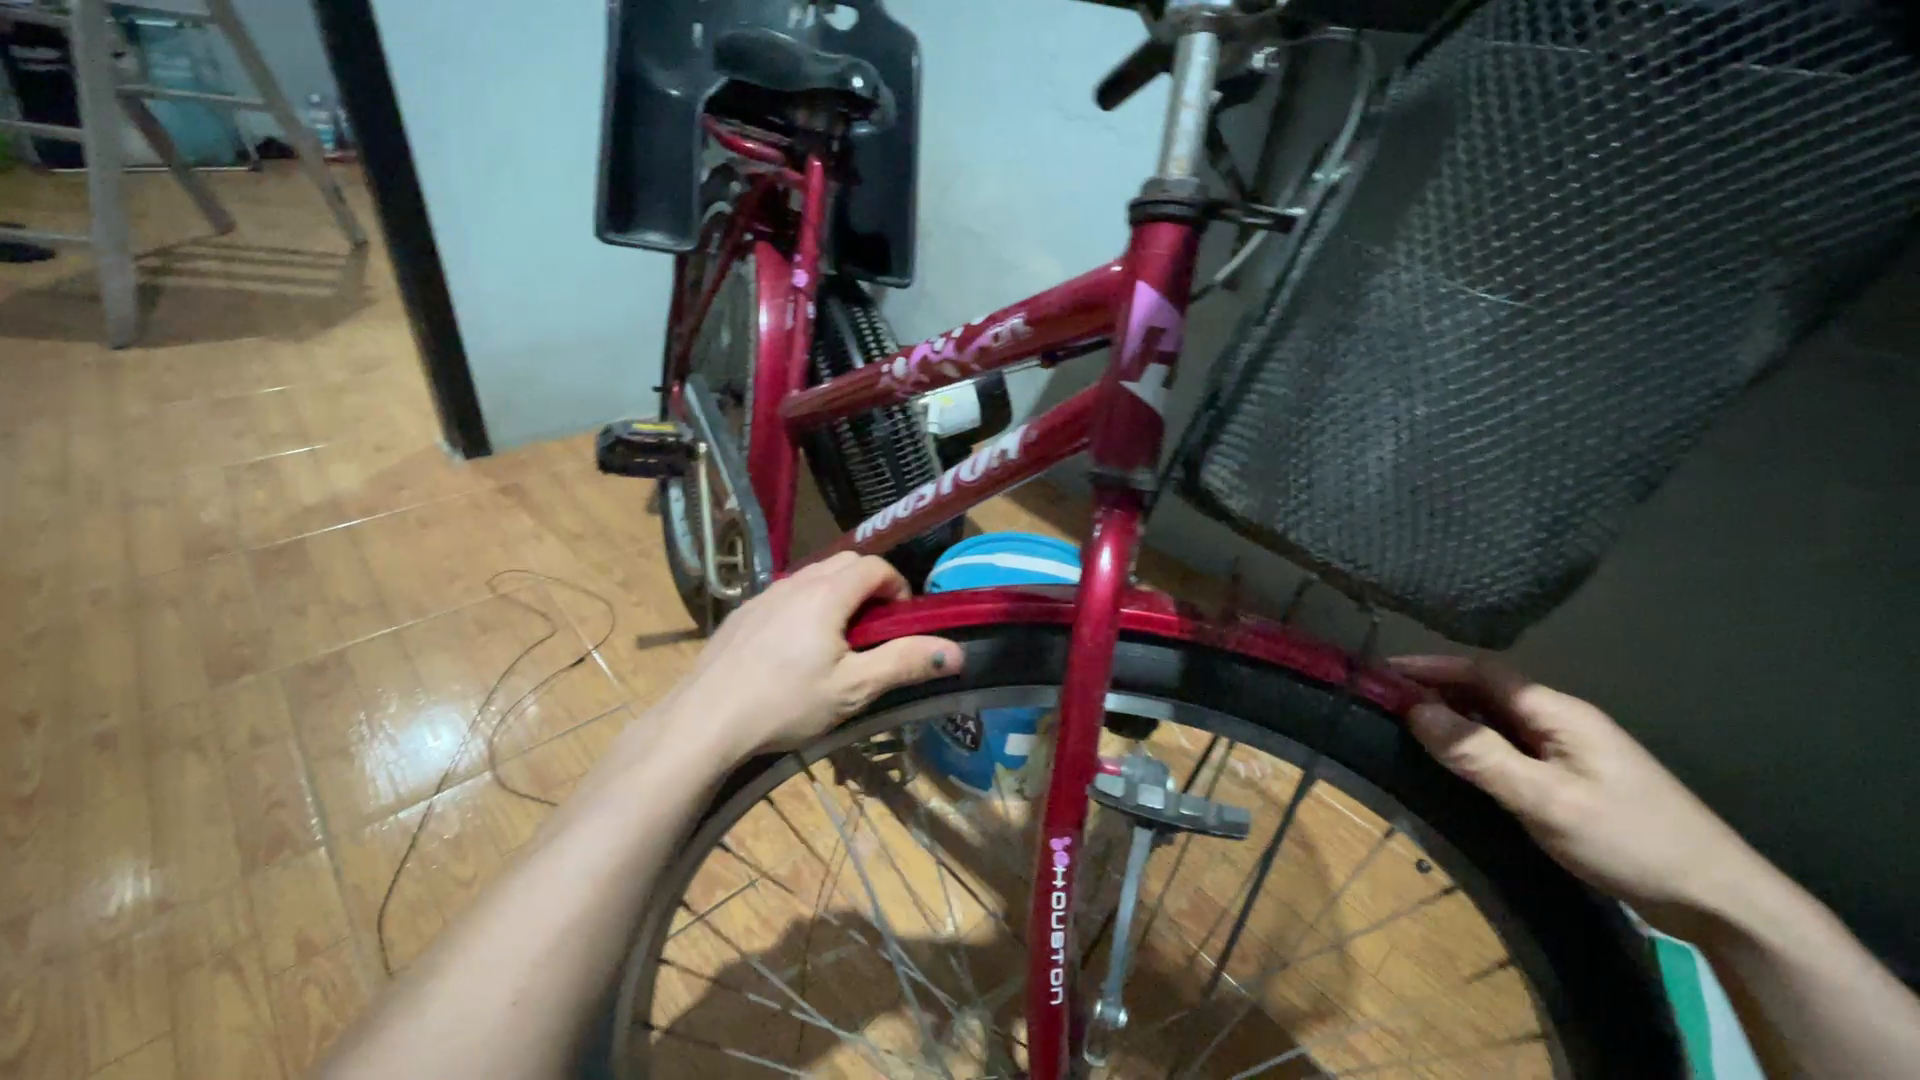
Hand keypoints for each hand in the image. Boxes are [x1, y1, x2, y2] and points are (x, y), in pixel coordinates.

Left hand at [669, 553, 962, 757]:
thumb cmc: (786, 704)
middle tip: (877, 630)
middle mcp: (795, 583)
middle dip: (871, 586)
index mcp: (826, 594)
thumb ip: (905, 663)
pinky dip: (807, 607)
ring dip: (838, 596)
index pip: (875, 566)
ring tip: (840, 641)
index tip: (903, 622)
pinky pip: (786, 595)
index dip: (898, 587)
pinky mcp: (742, 614)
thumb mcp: (853, 689)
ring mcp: (764, 596)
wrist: (706, 720)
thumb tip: (956, 651)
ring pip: (813, 578)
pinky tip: (796, 650)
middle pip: (845, 564)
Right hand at [1390, 655, 1765, 933]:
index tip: (1381, 674)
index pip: (1483, 672)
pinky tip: (1456, 762)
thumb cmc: (1630, 839)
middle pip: (1488, 692)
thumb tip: (1416, 711)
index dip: (1431, 667)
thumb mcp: (1545, 799)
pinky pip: (1512, 748)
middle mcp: (1562, 721)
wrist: (1719, 897)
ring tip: (1404, 727)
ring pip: (1499, 721)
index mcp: (1559, 713)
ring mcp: (1571, 751)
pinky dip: (1476, 746)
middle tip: (1382, 702)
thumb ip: (1479, 754)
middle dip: (1436, 691)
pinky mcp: (1573, 780)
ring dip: (1454, 718)